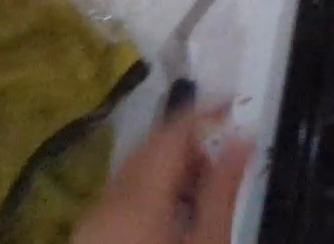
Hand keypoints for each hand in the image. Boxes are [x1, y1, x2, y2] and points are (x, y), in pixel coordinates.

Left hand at [72, 107, 252, 243]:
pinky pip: (123, 200)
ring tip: (213, 173)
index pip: (171, 132)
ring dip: (174, 164)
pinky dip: (154, 190)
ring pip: (134, 175)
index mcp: (134, 201)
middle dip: (191, 138)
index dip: (206, 112)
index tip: (238, 104)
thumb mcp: (210, 243)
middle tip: (232, 139)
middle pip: (149, 151)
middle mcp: (103, 207)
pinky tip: (181, 206)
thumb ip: (224, 187)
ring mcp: (89, 231)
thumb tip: (245, 137)